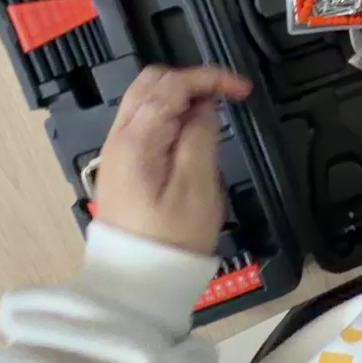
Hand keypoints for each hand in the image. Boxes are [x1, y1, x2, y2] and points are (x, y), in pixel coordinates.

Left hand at [93, 65, 251, 256]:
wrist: (135, 284)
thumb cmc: (172, 237)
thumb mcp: (197, 186)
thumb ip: (201, 135)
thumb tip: (206, 106)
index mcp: (137, 139)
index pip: (172, 85)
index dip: (211, 77)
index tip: (244, 90)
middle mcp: (119, 137)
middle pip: (152, 82)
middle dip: (193, 79)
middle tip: (227, 96)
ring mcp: (117, 150)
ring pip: (147, 97)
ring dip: (182, 93)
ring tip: (215, 110)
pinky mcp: (123, 163)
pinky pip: (146, 119)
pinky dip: (172, 111)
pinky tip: (194, 128)